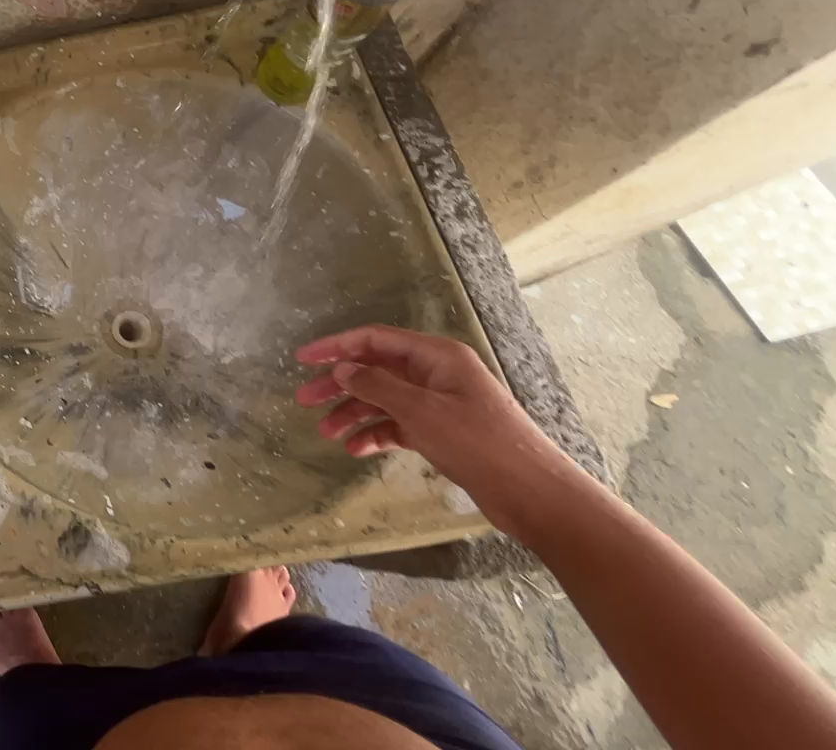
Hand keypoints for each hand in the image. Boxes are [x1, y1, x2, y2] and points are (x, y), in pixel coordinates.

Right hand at [294, 324, 583, 535]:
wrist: (535, 495)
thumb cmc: (479, 443)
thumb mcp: (421, 411)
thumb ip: (376, 385)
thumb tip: (342, 369)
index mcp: (436, 357)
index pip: (374, 340)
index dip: (334, 346)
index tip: (301, 360)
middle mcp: (435, 374)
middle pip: (374, 369)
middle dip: (338, 385)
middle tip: (304, 400)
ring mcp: (438, 403)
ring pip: (382, 399)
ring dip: (351, 414)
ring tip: (325, 434)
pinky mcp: (441, 431)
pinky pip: (397, 424)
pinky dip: (374, 433)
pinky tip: (357, 449)